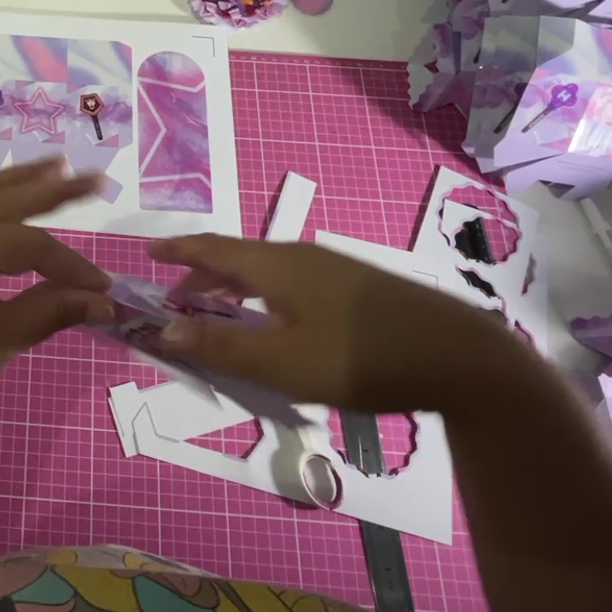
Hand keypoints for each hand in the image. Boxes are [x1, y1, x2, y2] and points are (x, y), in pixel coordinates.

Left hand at [0, 159, 115, 446]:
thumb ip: (50, 312)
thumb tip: (105, 301)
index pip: (29, 244)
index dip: (71, 265)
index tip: (104, 289)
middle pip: (8, 198)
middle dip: (55, 188)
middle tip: (98, 179)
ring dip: (22, 180)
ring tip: (58, 167)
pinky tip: (13, 196)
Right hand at [146, 234, 520, 414]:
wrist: (463, 357)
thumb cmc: (361, 357)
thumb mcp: (283, 362)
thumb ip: (222, 347)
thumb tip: (165, 329)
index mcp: (276, 264)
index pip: (213, 249)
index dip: (178, 251)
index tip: (148, 252)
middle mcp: (301, 256)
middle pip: (239, 257)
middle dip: (203, 273)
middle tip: (177, 294)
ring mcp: (334, 269)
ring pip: (268, 269)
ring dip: (235, 285)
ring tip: (221, 308)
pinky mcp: (358, 287)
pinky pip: (292, 280)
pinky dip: (265, 293)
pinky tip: (279, 319)